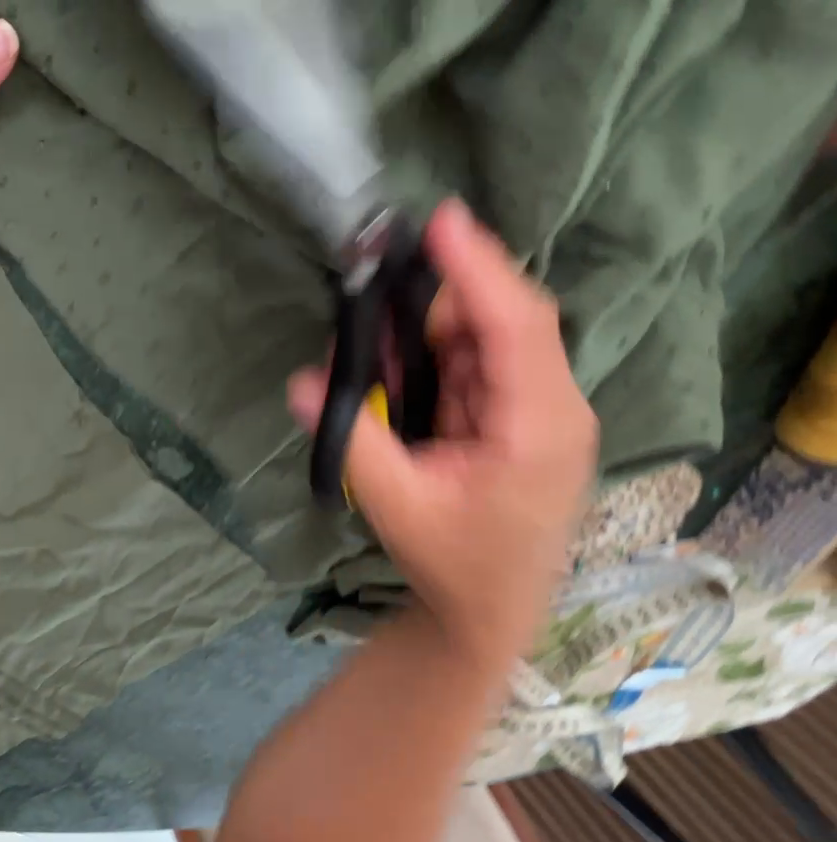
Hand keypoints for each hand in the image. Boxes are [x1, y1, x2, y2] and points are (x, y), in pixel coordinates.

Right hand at [288, 200, 597, 665]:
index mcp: (538, 422)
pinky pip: (469, 373)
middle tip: (361, 306)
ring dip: (421, 339)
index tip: (440, 220)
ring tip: (361, 348)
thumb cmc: (454, 561)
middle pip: (494, 326)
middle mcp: (548, 405)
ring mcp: (532, 413)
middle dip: (430, 308)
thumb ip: (352, 441)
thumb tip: (303, 385)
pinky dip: (426, 365)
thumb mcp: (396, 504)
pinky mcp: (510, 422)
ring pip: (479, 347)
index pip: (515, 325)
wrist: (489, 611)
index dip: (479, 268)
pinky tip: (387, 372)